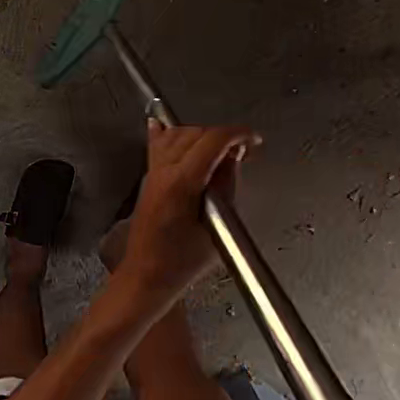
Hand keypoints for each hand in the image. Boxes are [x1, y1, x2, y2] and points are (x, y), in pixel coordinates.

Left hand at [118, 120, 259, 301]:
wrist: (147, 275)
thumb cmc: (180, 262)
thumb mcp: (217, 227)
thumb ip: (226, 187)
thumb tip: (233, 158)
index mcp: (181, 183)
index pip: (211, 140)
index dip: (237, 134)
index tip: (253, 139)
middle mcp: (163, 172)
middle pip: (195, 133)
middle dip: (222, 136)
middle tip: (242, 150)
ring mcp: (152, 174)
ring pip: (176, 135)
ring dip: (201, 135)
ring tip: (220, 150)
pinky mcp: (149, 180)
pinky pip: (156, 146)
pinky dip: (167, 134)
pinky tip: (165, 124)